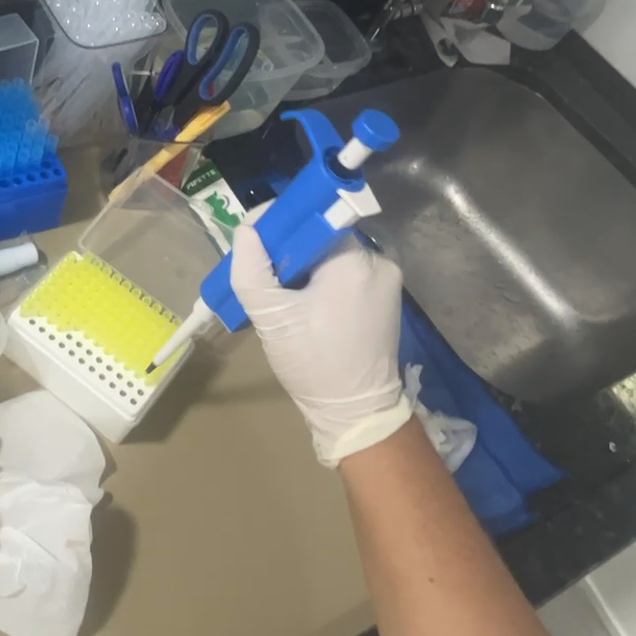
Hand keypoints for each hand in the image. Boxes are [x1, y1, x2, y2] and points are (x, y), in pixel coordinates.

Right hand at [230, 215, 411, 466]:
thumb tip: (247, 228)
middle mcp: (379, 263)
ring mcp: (388, 283)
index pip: (311, 224)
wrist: (354, 411)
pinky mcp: (388, 301)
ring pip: (333, 259)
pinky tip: (308, 310)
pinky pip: (347, 278)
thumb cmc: (311, 361)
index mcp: (354, 260)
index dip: (281, 232)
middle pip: (321, 241)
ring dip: (306, 272)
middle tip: (268, 282)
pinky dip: (324, 286)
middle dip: (291, 256)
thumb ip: (251, 267)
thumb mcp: (270, 315)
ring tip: (286, 301)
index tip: (259, 253)